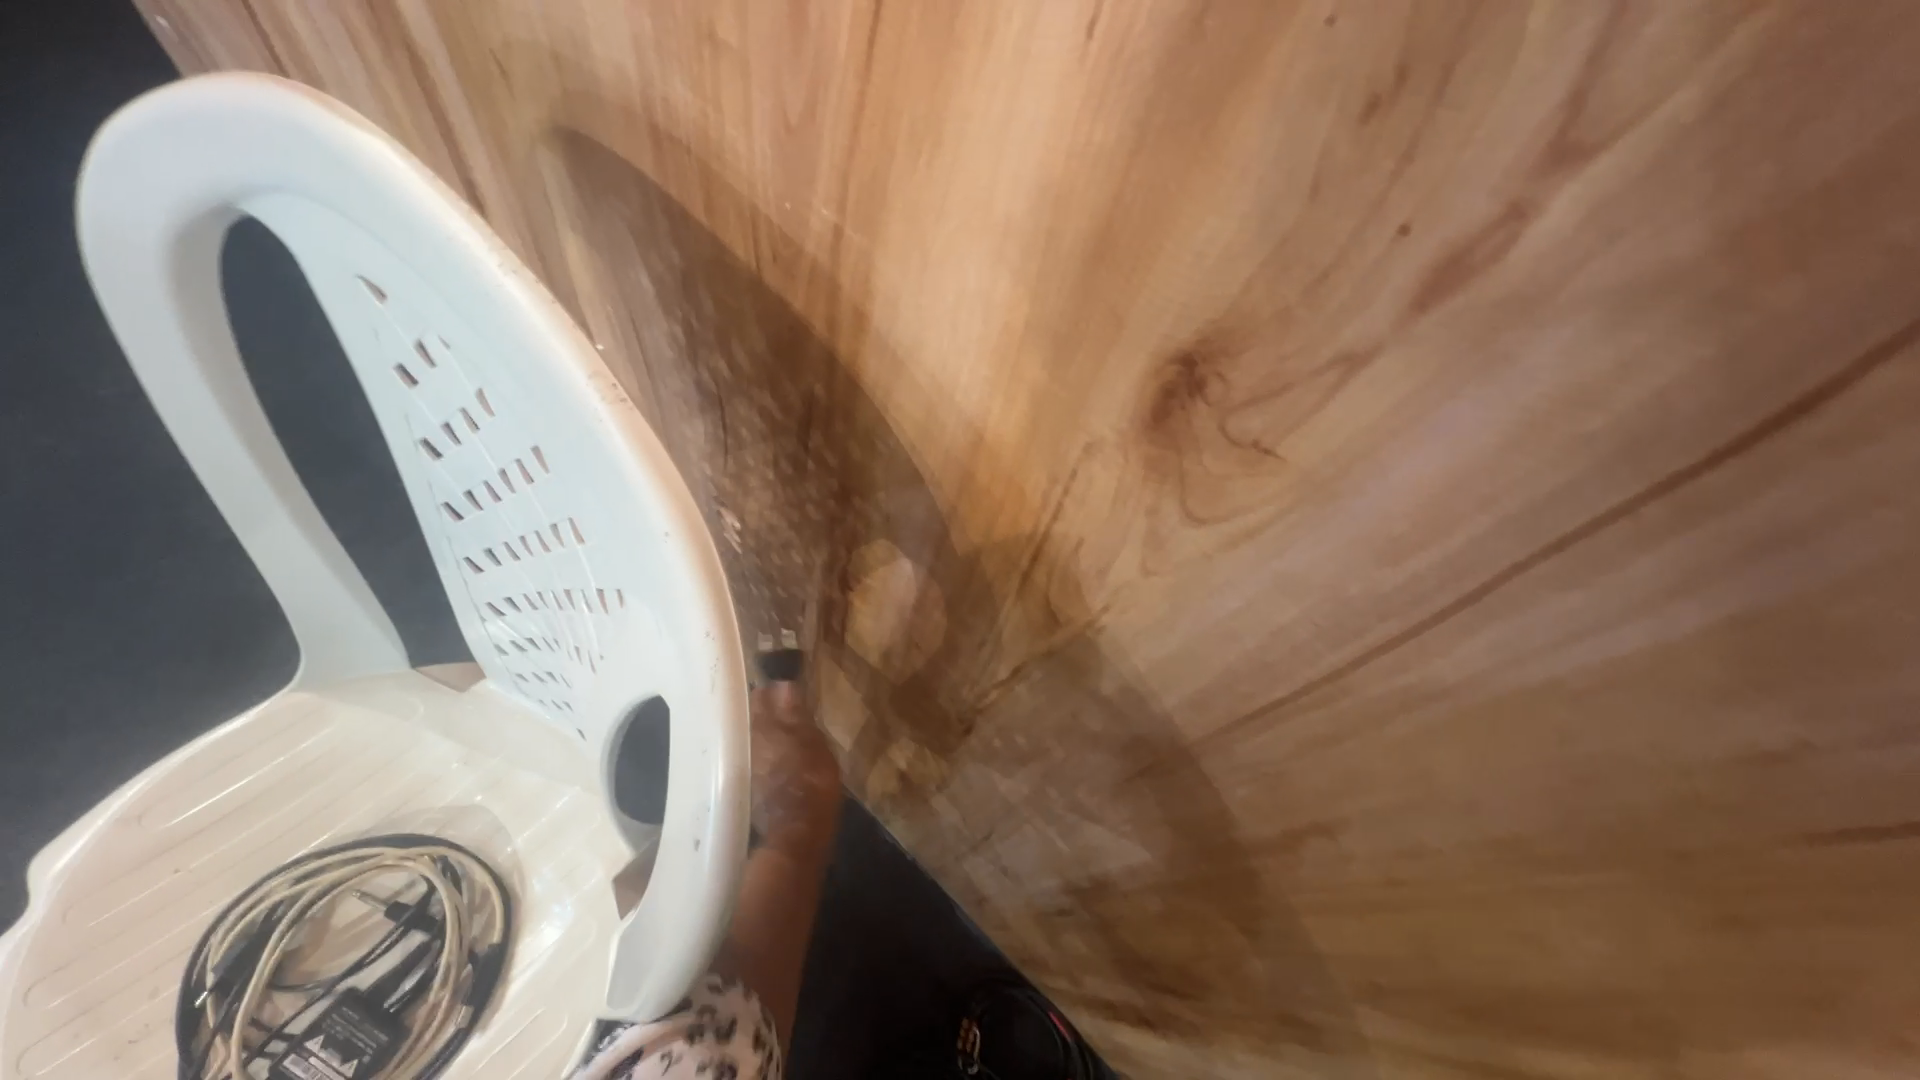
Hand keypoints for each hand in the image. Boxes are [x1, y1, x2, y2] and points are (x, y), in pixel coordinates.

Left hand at [748, 680, 841, 854]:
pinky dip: (765, 751)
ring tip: (785, 729)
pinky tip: (779, 755)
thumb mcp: (813, 744)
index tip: (785, 684)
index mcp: (763, 728)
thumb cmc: (812, 783)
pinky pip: (755, 756)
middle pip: (753, 716)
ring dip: (766, 730)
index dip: (772, 688)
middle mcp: (746, 742)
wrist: (797, 834)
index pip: (761, 695)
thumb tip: (783, 683)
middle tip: (787, 705)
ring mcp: (745, 765)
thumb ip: (796, 714)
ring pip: (753, 736)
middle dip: (767, 709)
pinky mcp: (749, 783)